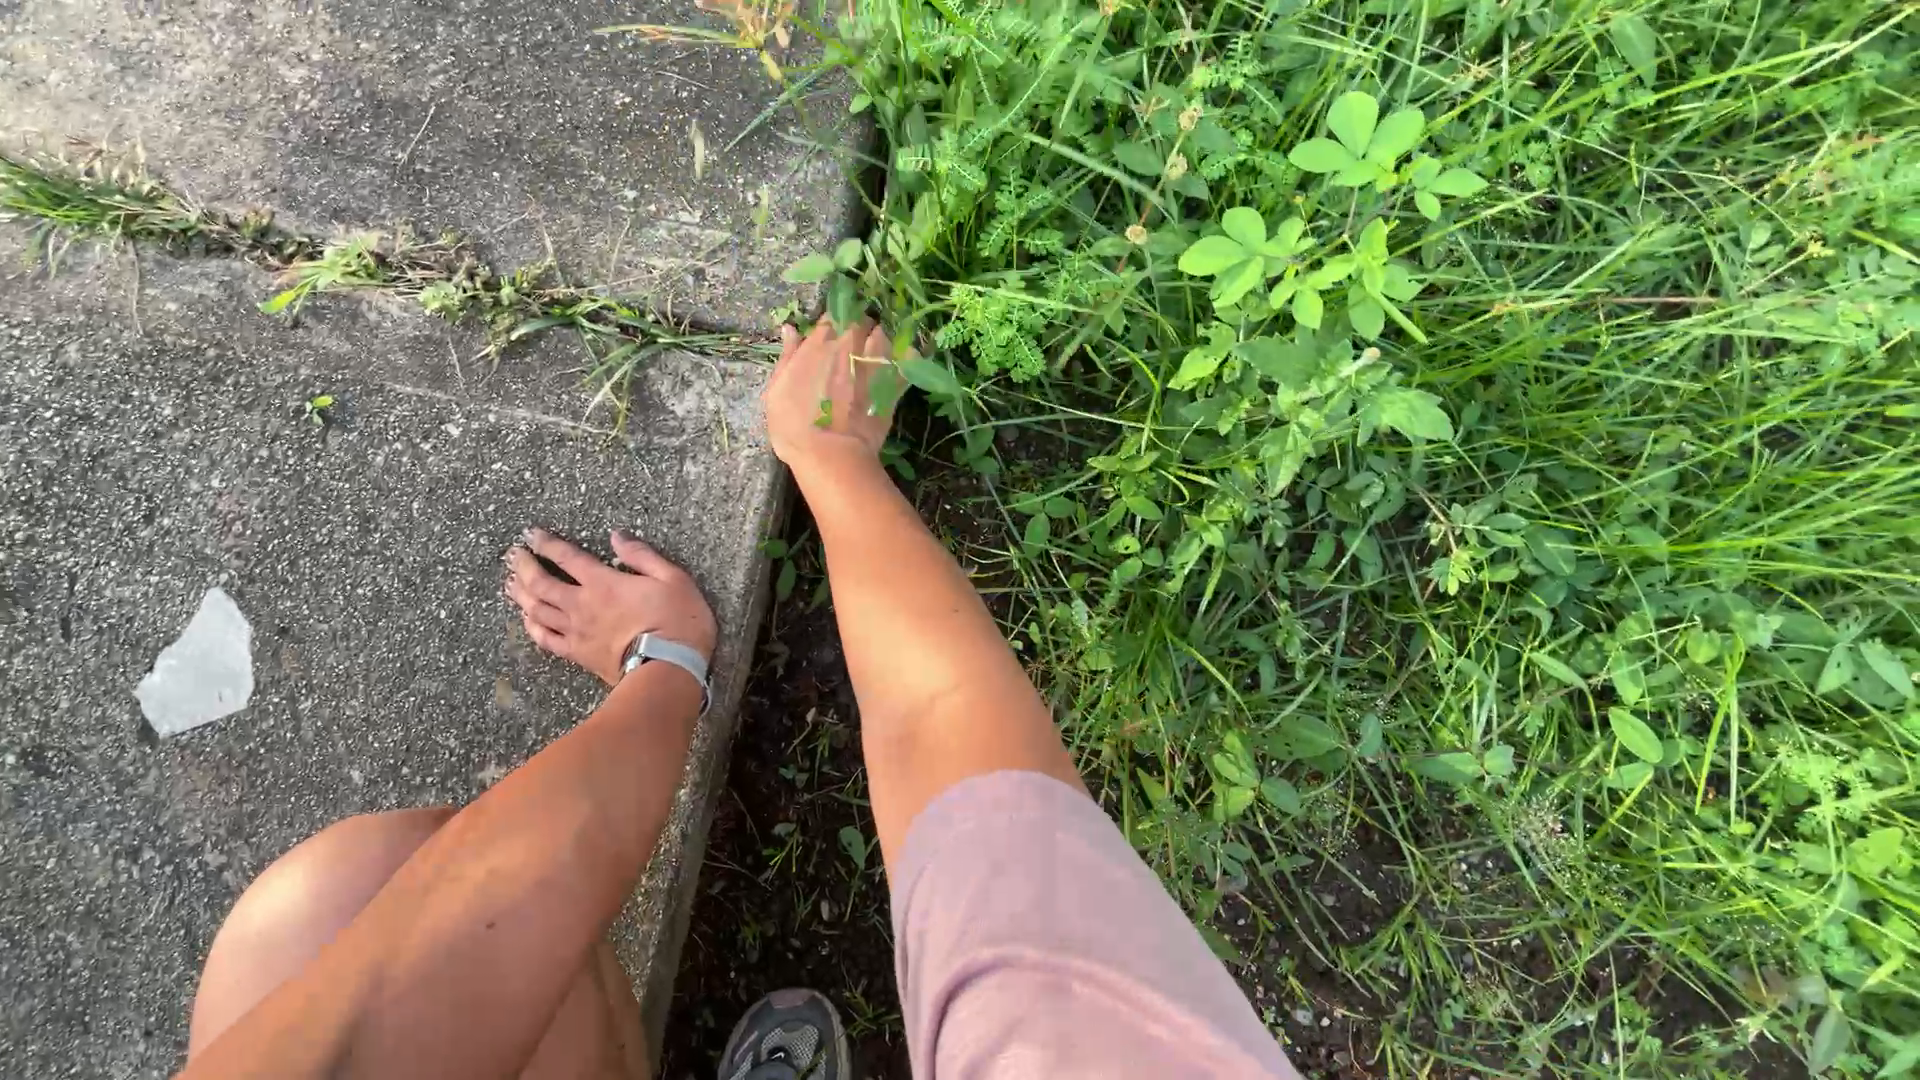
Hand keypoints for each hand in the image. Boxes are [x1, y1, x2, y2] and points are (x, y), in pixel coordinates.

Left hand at [504, 528, 717, 687]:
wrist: (669, 668)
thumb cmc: (678, 621)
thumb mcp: (673, 578)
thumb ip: (642, 556)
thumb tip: (617, 536)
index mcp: (604, 583)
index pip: (567, 557)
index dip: (546, 544)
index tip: (530, 534)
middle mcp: (582, 604)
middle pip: (541, 583)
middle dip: (523, 566)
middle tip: (512, 555)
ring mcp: (576, 631)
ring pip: (536, 609)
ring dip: (520, 594)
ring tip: (511, 583)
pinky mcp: (578, 654)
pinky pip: (545, 639)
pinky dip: (532, 626)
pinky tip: (527, 619)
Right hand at [764, 318, 896, 479]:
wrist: (829, 454)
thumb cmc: (794, 426)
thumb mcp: (776, 391)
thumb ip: (787, 357)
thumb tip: (791, 330)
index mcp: (819, 345)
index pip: (830, 319)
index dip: (832, 324)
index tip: (832, 333)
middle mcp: (849, 348)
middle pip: (859, 323)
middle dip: (858, 327)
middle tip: (855, 339)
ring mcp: (873, 366)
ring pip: (883, 338)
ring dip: (879, 340)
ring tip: (876, 349)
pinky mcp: (892, 386)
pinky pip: (906, 363)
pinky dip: (906, 359)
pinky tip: (904, 360)